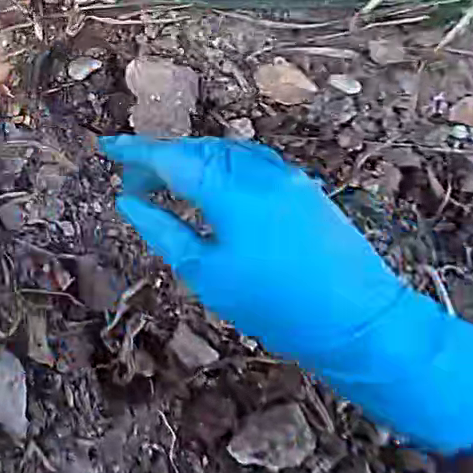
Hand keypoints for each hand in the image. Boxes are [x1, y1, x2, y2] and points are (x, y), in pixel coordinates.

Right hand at [99, 135, 472, 455]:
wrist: (367, 326)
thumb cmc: (275, 306)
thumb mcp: (205, 273)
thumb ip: (162, 230)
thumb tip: (128, 201)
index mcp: (229, 190)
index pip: (168, 156)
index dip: (132, 150)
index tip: (104, 146)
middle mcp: (257, 170)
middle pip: (193, 149)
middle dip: (158, 161)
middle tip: (134, 187)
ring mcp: (284, 174)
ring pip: (219, 151)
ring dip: (188, 162)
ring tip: (166, 190)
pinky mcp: (300, 184)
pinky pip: (245, 161)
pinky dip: (216, 167)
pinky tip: (206, 190)